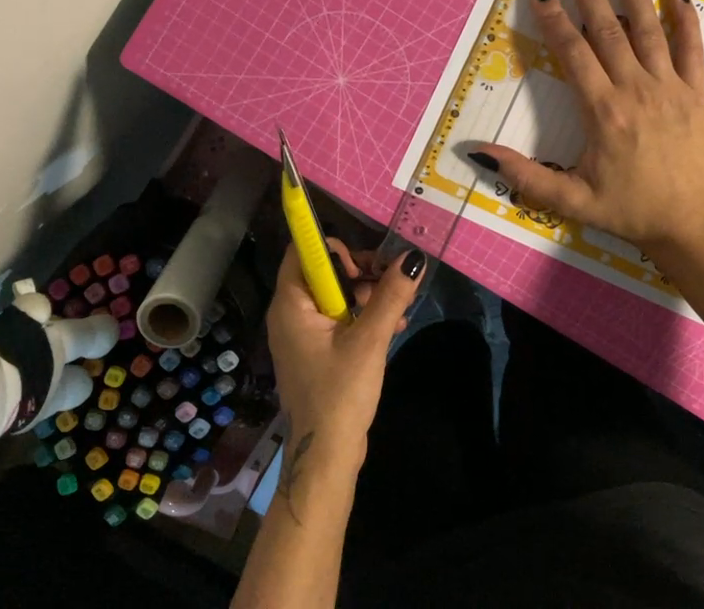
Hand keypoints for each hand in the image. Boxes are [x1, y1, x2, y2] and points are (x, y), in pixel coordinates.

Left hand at [264, 239, 426, 461]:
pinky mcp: (316, 352)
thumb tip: (413, 258)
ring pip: (336, 296)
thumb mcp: (369, 341)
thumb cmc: (340, 393)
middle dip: (360, 273)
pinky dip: (363, 317)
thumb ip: (390, 295)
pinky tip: (392, 326)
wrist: (325, 455)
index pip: (302, 251)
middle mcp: (290, 314)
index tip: (364, 266)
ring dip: (368, 296)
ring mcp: (302, 334)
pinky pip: (338, 319)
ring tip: (397, 311)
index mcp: (291, 305)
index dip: (334, 248)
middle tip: (390, 285)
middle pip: (323, 271)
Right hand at [467, 0, 703, 259]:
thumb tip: (478, 152)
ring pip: (648, 28)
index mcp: (603, 112)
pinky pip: (692, 47)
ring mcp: (669, 87)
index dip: (553, 18)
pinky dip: (685, 16)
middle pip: (607, 29)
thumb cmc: (627, 212)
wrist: (690, 227)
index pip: (572, 53)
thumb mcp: (570, 200)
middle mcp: (636, 90)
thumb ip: (524, 176)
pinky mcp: (695, 93)